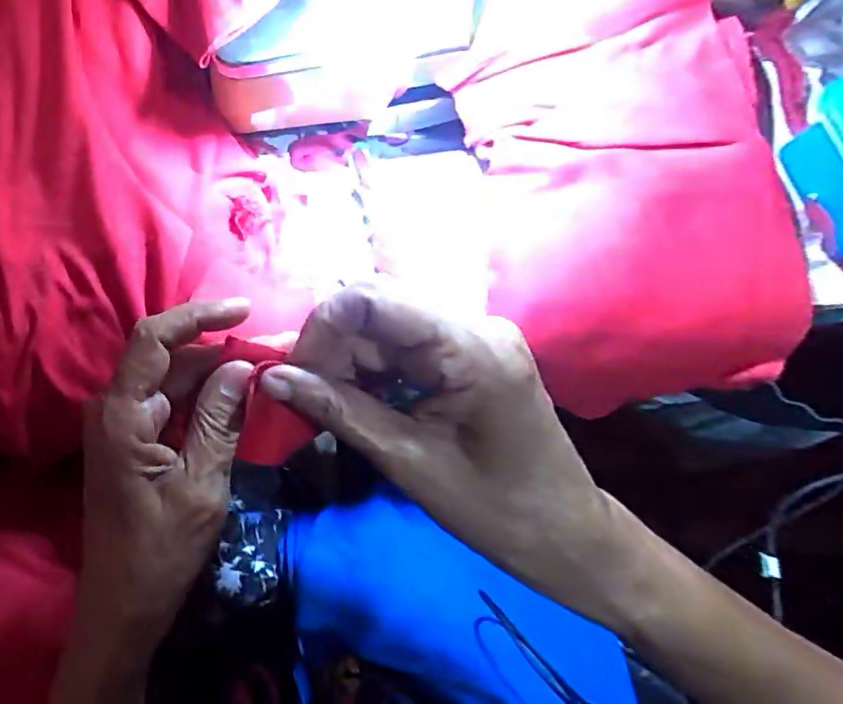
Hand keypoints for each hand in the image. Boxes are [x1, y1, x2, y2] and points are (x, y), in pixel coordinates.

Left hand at [53, 298, 255, 703]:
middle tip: (268, 346)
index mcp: (121, 412)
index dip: (195, 316)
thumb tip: (240, 366)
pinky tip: (233, 395)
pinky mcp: (126, 435)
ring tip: (260, 366)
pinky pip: (163, 401)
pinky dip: (197, 395)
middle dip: (214, 347)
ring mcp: (116, 419)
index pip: (152, 339)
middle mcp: (111, 404)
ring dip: (209, 371)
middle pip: (163, 357)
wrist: (120, 602)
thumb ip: (219, 422)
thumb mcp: (201, 487)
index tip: (242, 308)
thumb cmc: (160, 551)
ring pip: (166, 378)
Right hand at [258, 283, 640, 630]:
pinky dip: (359, 362)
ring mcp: (466, 333)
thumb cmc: (500, 512)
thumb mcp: (408, 462)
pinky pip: (391, 338)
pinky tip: (346, 391)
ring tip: (317, 393)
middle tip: (297, 385)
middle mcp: (470, 324)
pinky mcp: (459, 348)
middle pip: (368, 304)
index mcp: (471, 347)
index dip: (319, 327)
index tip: (292, 372)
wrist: (574, 543)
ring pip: (373, 319)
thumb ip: (336, 409)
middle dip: (324, 342)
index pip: (369, 300)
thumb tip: (268, 376)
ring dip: (338, 353)